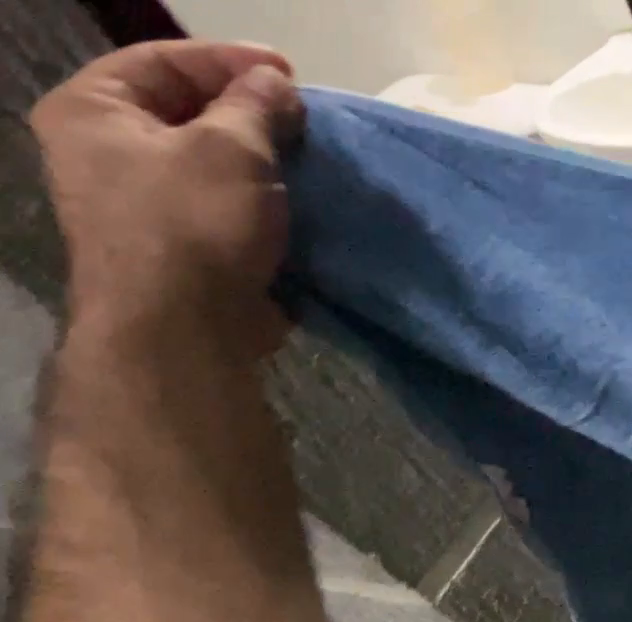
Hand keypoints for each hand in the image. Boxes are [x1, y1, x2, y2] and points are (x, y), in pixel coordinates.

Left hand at [30, 41, 304, 362]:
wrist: (186, 324)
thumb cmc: (194, 222)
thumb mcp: (232, 149)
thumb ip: (255, 109)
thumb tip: (276, 84)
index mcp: (94, 111)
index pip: (163, 61)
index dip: (229, 61)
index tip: (292, 76)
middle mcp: (106, 152)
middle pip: (186, 113)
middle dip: (251, 115)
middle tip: (306, 120)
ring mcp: (143, 205)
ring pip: (212, 165)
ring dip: (265, 163)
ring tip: (312, 162)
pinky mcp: (184, 248)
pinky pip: (228, 209)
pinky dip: (266, 204)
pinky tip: (303, 206)